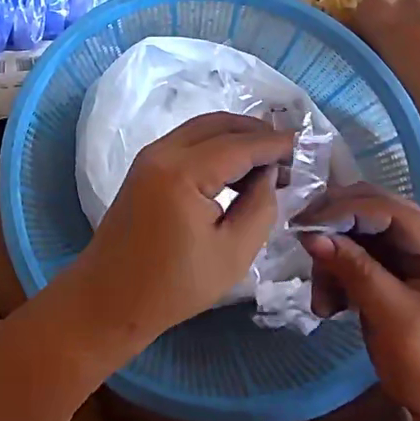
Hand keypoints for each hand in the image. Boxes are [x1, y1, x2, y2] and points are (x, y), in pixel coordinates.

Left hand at [63, 113, 296, 339]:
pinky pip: (185, 144)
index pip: (239, 145)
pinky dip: (213, 147)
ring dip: (234, 138)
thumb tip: (268, 172)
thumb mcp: (234, 250)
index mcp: (182, 172)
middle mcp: (161, 153)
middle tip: (290, 155)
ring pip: (199, 130)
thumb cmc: (175, 283)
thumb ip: (260, 204)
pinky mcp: (143, 169)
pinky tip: (237, 171)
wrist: (112, 295)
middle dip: (255, 133)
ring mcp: (147, 158)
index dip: (275, 144)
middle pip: (216, 125)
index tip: (308, 146)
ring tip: (269, 165)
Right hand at [296, 186, 419, 420]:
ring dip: (334, 262)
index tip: (302, 225)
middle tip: (303, 246)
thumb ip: (355, 269)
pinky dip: (339, 280)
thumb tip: (310, 233)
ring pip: (362, 243)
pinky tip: (328, 306)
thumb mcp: (396, 318)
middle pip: (375, 219)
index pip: (391, 211)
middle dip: (336, 233)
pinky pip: (361, 267)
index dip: (344, 211)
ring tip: (321, 300)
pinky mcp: (401, 290)